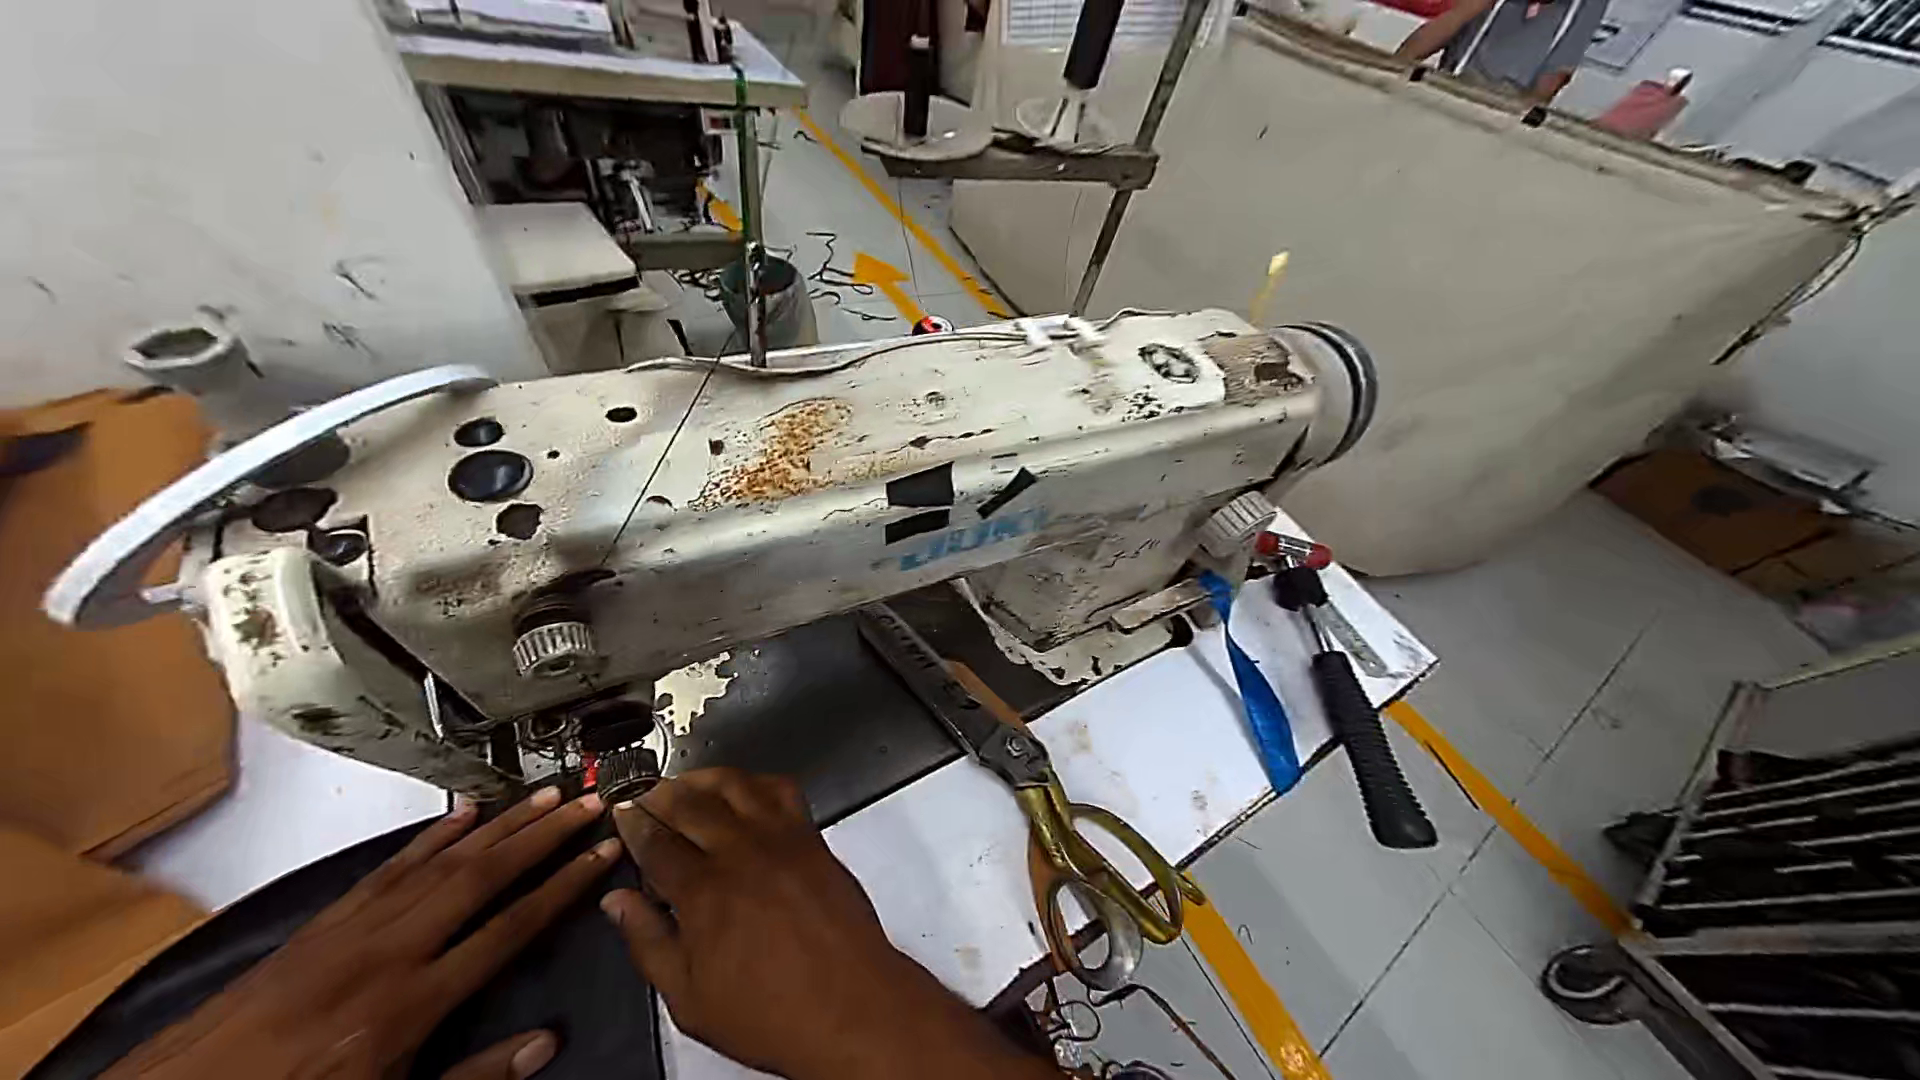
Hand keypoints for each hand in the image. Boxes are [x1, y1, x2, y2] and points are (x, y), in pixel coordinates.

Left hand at [106, 787, 618, 1079]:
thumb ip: (470, 1079)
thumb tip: (546, 1043)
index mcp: (406, 1006)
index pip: (510, 927)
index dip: (565, 885)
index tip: (602, 852)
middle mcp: (387, 954)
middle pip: (484, 877)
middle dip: (543, 835)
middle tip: (587, 802)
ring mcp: (351, 933)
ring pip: (443, 862)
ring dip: (500, 824)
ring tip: (544, 795)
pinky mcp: (320, 926)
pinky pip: (387, 870)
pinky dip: (430, 838)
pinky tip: (462, 813)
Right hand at [601, 768, 1059, 1079]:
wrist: (856, 1006)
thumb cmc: (771, 1015)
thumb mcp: (695, 995)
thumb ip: (655, 939)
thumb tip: (623, 897)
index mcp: (709, 889)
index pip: (660, 841)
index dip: (637, 822)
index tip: (621, 809)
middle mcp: (747, 850)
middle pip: (695, 805)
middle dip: (665, 791)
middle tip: (645, 785)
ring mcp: (786, 838)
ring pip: (740, 786)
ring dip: (710, 776)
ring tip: (688, 775)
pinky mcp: (816, 838)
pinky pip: (783, 792)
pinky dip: (757, 782)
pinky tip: (746, 785)